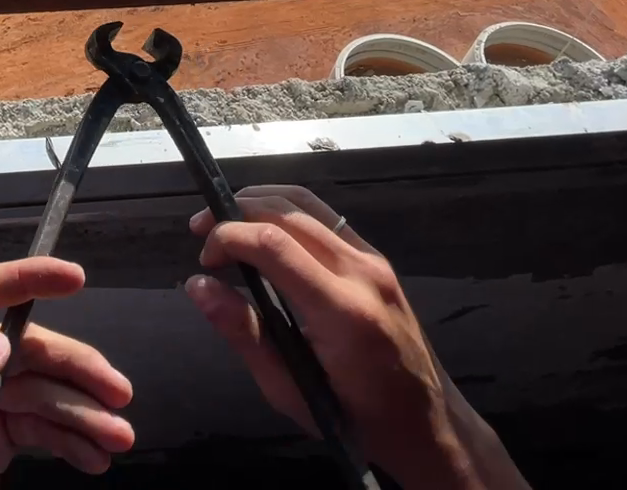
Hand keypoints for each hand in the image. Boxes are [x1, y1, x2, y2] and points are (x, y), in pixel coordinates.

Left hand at [0, 257, 135, 489]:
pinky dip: (72, 438)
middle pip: (25, 347)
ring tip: (118, 437)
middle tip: (120, 393)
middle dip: (75, 366)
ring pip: (41, 388)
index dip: (28, 278)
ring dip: (83, 409)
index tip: (76, 277)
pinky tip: (96, 456)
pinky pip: (41, 427)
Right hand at [186, 186, 526, 489]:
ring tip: (224, 219)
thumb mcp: (288, 391)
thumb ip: (243, 333)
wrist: (429, 426)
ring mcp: (373, 258)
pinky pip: (322, 214)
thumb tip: (197, 285)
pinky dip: (283, 208)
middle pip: (286, 212)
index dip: (228, 237)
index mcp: (342, 312)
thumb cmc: (355, 418)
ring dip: (257, 201)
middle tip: (201, 231)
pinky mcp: (375, 255)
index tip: (205, 259)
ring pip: (304, 202)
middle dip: (235, 212)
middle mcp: (361, 272)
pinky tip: (262, 226)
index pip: (274, 245)